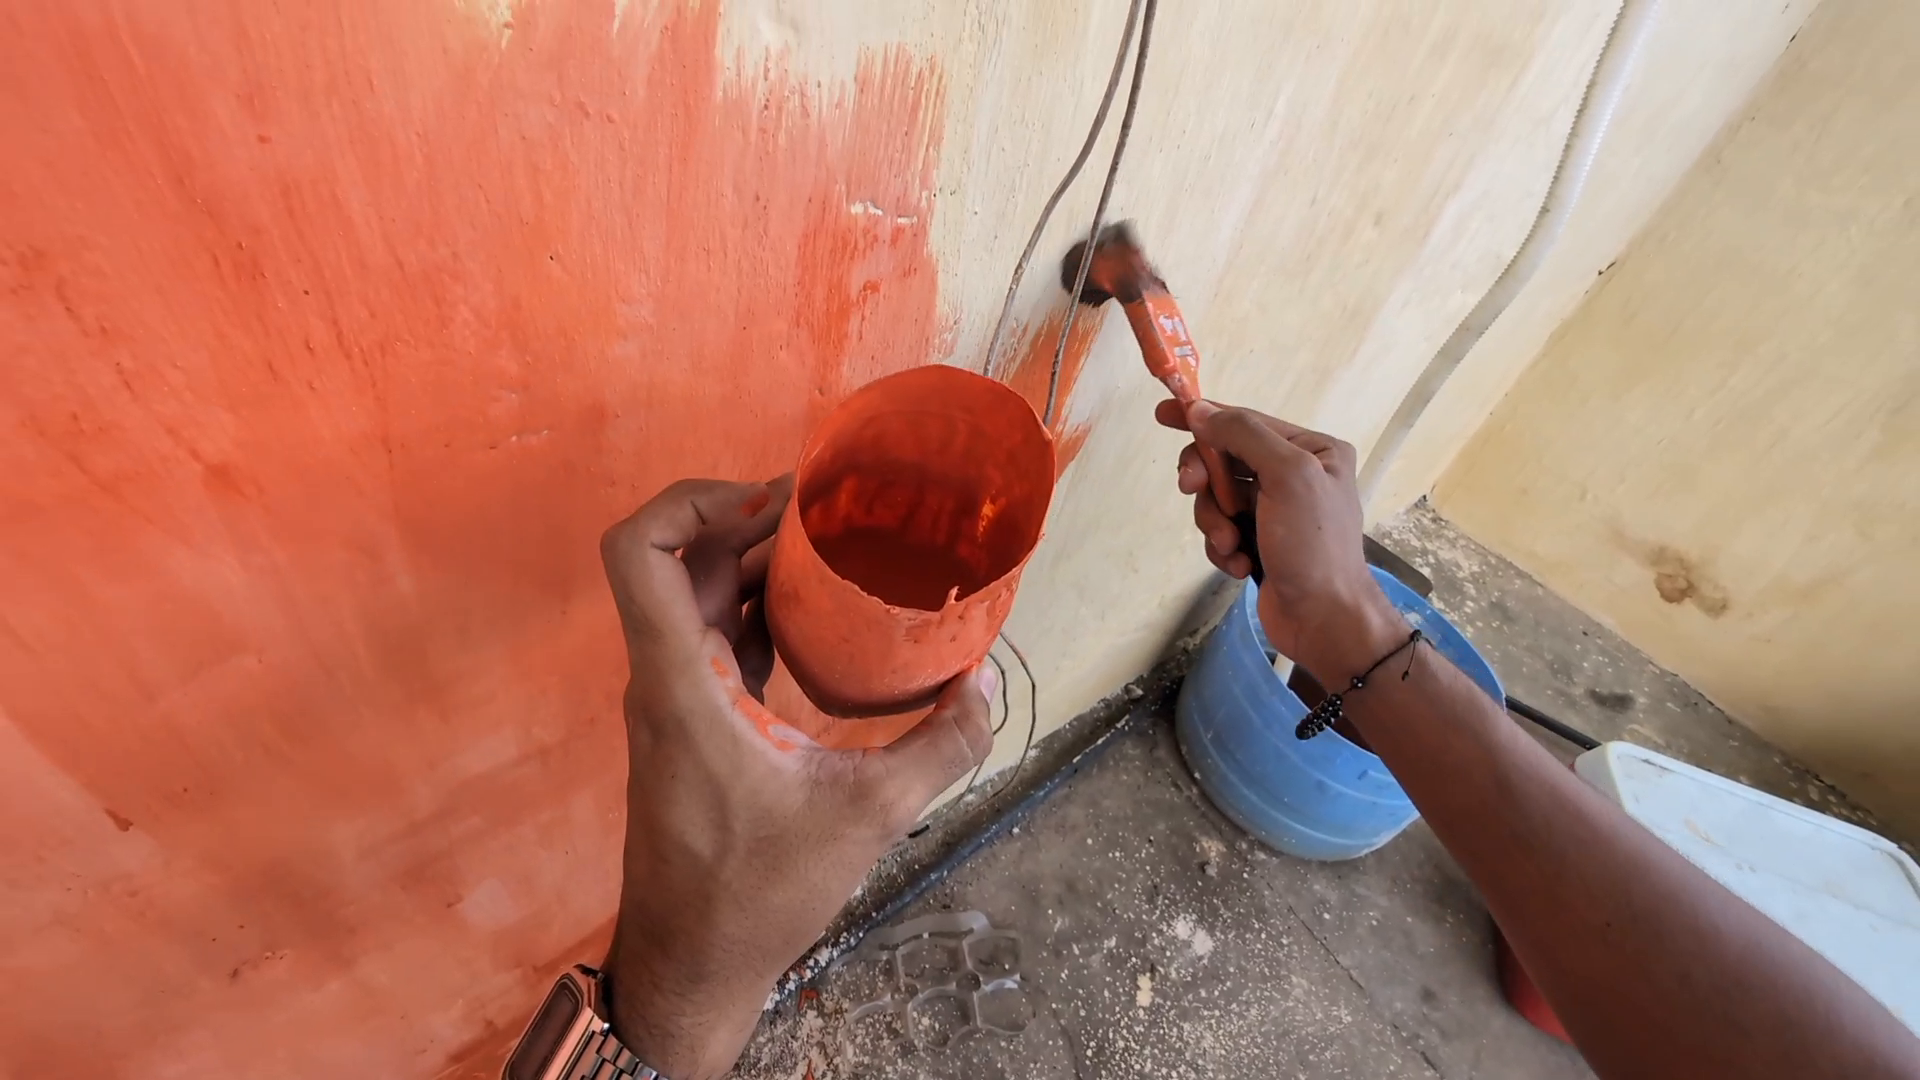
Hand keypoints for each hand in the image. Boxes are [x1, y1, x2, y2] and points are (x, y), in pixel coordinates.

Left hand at [597, 478, 995, 1078]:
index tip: (770, 502)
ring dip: (755, 558)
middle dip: (748, 518)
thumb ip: (940, 749)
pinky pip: (718, 630)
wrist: (690, 966)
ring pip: (699, 592)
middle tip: (830, 508)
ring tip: (835, 544)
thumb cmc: (758, 892)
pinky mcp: (695, 714)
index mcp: (683, 682)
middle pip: (681, 559)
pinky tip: (819, 606)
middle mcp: (666, 674)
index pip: (639, 553)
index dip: (692, 501)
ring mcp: (676, 694)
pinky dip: (759, 601)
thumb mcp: (867, 818)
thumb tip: (987, 682)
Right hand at [1155, 399, 1404, 682]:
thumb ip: (1244, 436)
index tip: (1163, 415)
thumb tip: (1200, 411)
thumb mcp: (1286, 476)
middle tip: (1191, 489)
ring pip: (1216, 499)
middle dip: (1207, 481)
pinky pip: (1220, 530)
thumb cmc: (1312, 544)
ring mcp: (1273, 510)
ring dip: (1215, 523)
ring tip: (1231, 545)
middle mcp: (1293, 475)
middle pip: (1223, 461)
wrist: (1323, 619)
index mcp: (1311, 450)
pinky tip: (1241, 564)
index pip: (1245, 422)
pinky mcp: (1257, 541)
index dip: (1202, 417)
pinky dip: (1222, 548)